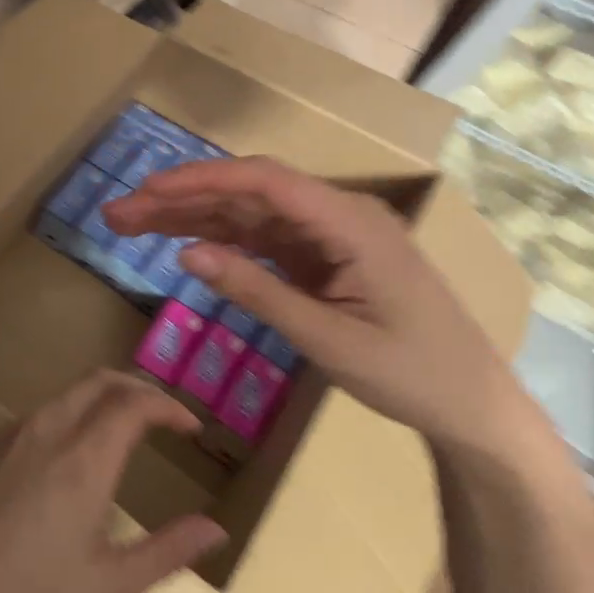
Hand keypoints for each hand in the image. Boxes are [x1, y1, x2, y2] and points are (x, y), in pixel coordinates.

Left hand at [0, 371, 225, 592]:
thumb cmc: (35, 585)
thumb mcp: (113, 581)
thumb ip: (168, 550)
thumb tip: (215, 529)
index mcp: (84, 458)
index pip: (132, 403)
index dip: (167, 405)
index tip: (191, 427)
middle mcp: (47, 429)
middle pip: (97, 381)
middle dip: (136, 388)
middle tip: (163, 416)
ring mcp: (11, 431)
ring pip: (65, 394)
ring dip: (100, 400)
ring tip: (125, 432)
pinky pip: (37, 414)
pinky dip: (69, 417)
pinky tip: (74, 456)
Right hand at [104, 157, 537, 455]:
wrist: (476, 413)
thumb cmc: (414, 375)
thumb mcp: (329, 340)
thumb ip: (256, 292)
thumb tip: (185, 253)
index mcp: (352, 224)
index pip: (264, 181)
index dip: (199, 179)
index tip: (146, 190)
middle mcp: (337, 216)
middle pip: (244, 192)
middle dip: (178, 198)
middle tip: (117, 213)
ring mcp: (327, 235)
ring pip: (243, 211)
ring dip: (186, 215)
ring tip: (129, 223)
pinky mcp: (318, 256)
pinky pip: (256, 236)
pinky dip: (214, 237)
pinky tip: (176, 241)